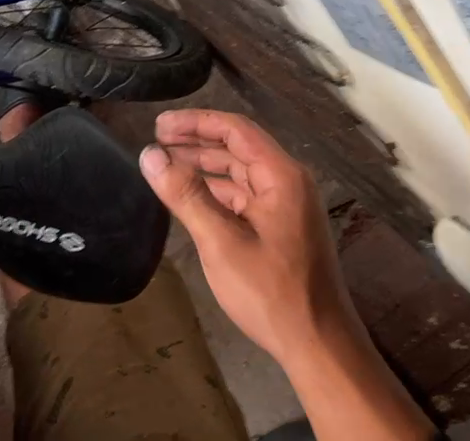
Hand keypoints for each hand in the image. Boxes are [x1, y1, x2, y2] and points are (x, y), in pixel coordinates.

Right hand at [140, 110, 433, 440]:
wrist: (320, 348)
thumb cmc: (272, 292)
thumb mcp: (221, 242)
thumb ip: (185, 194)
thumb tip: (149, 155)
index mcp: (282, 177)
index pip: (235, 129)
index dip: (195, 122)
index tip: (158, 126)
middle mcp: (288, 184)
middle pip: (237, 147)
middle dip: (195, 141)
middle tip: (155, 142)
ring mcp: (287, 207)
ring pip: (239, 172)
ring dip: (203, 165)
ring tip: (166, 165)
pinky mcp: (281, 229)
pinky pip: (244, 196)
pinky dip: (215, 190)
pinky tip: (190, 198)